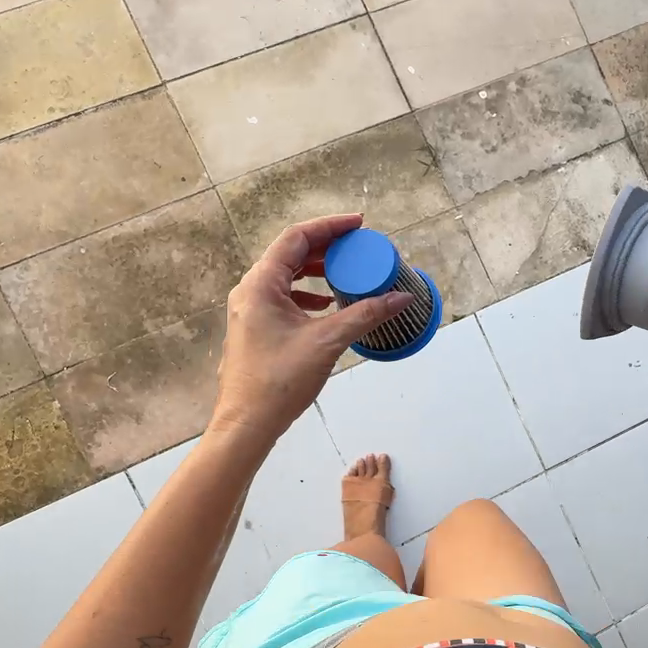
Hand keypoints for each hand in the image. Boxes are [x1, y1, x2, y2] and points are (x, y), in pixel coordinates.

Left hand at [209, 214, 411, 444]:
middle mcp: (250, 290)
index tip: (358, 225)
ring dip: (315, 270)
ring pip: (285, 276)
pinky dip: (306, 293)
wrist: (247, 422)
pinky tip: (325, 305)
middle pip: (289, 253)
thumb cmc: (279, 381)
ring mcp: (249, 309)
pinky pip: (282, 297)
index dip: (329, 227)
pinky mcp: (254, 328)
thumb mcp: (327, 342)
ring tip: (344, 272)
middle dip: (325, 247)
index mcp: (261, 284)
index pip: (296, 238)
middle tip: (356, 246)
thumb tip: (400, 298)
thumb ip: (365, 315)